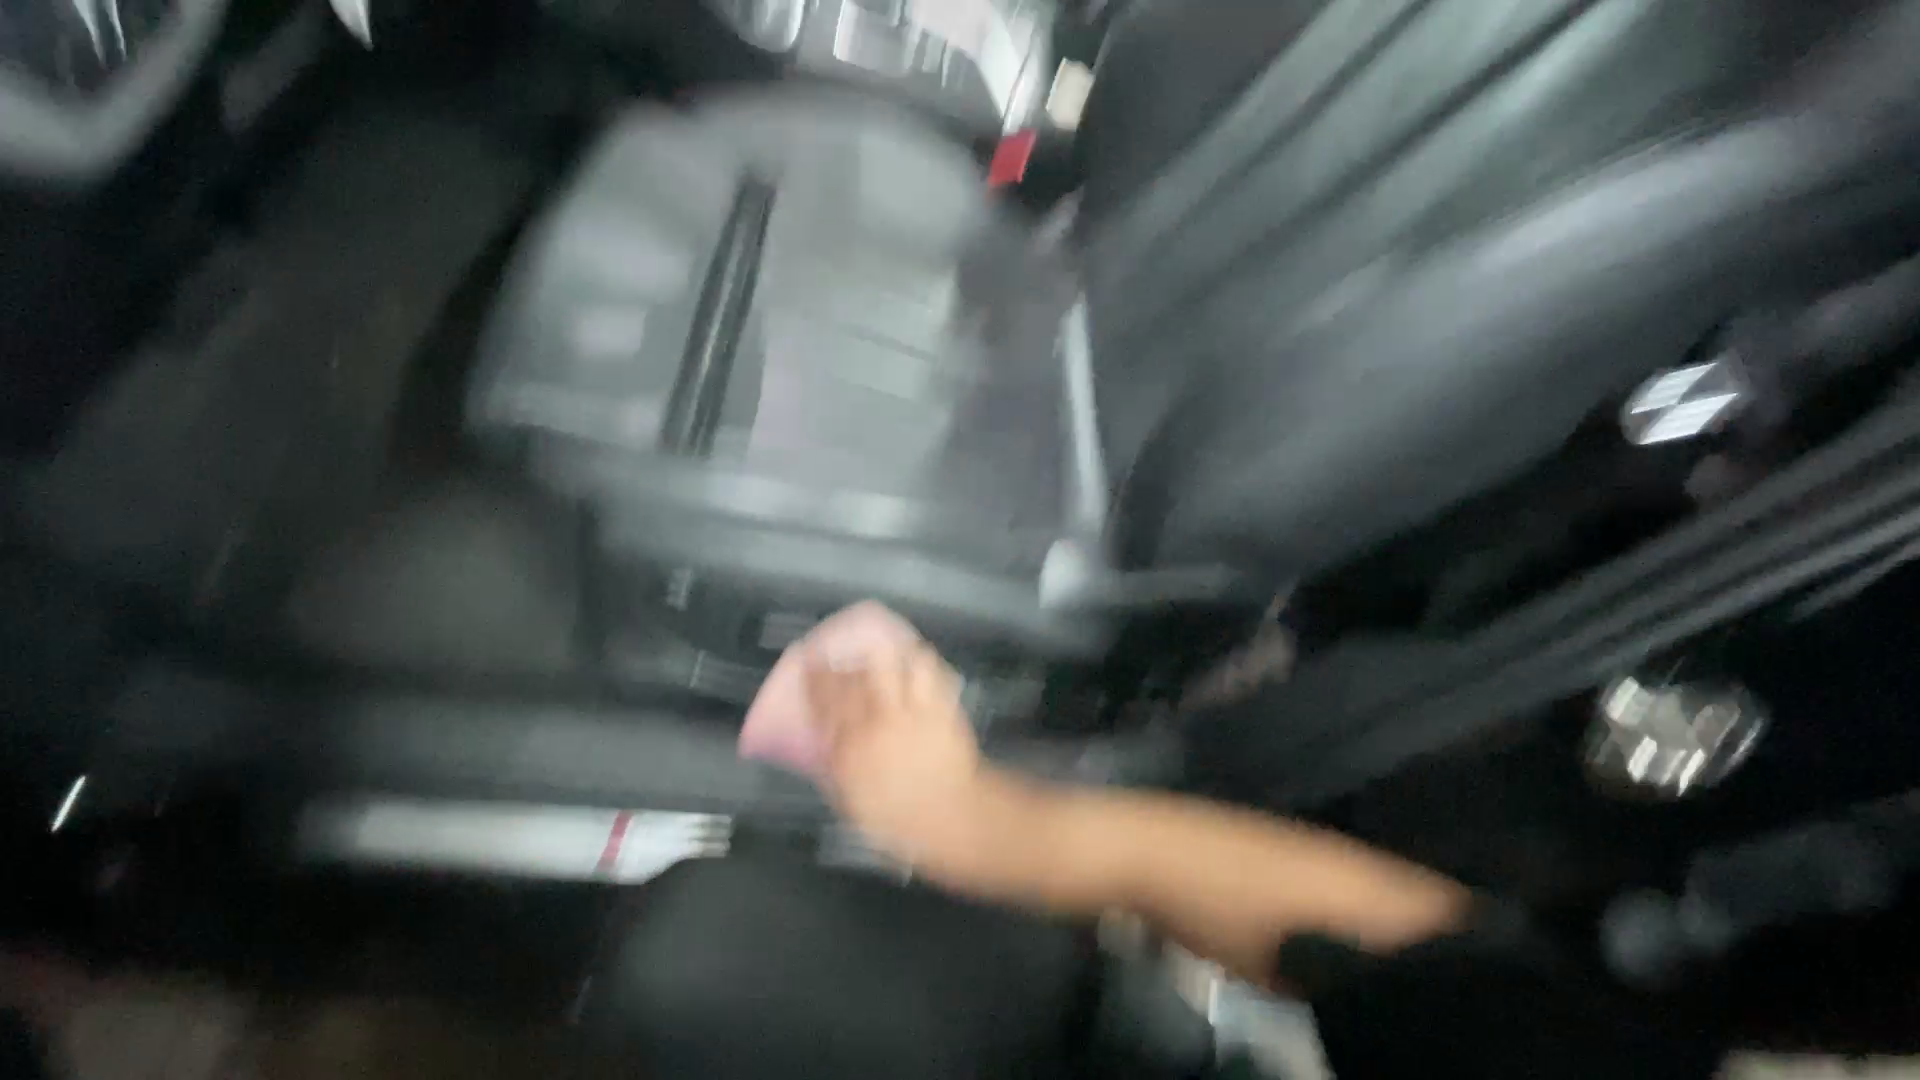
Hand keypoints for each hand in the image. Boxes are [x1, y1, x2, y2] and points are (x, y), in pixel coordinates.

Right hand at [803, 643, 986, 868]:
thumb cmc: (900, 819)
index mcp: (849, 748)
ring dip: (882, 657)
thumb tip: (827, 747)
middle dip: (842, 662)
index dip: (813, 675)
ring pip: (889, 664)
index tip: (810, 661)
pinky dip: (919, 663)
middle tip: (841, 659)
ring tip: (880, 656)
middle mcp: (876, 723)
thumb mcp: (852, 801)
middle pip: (851, 676)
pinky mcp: (938, 706)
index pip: (822, 700)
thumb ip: (836, 768)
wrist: (951, 817)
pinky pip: (927, 671)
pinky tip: (916, 664)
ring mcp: (909, 711)